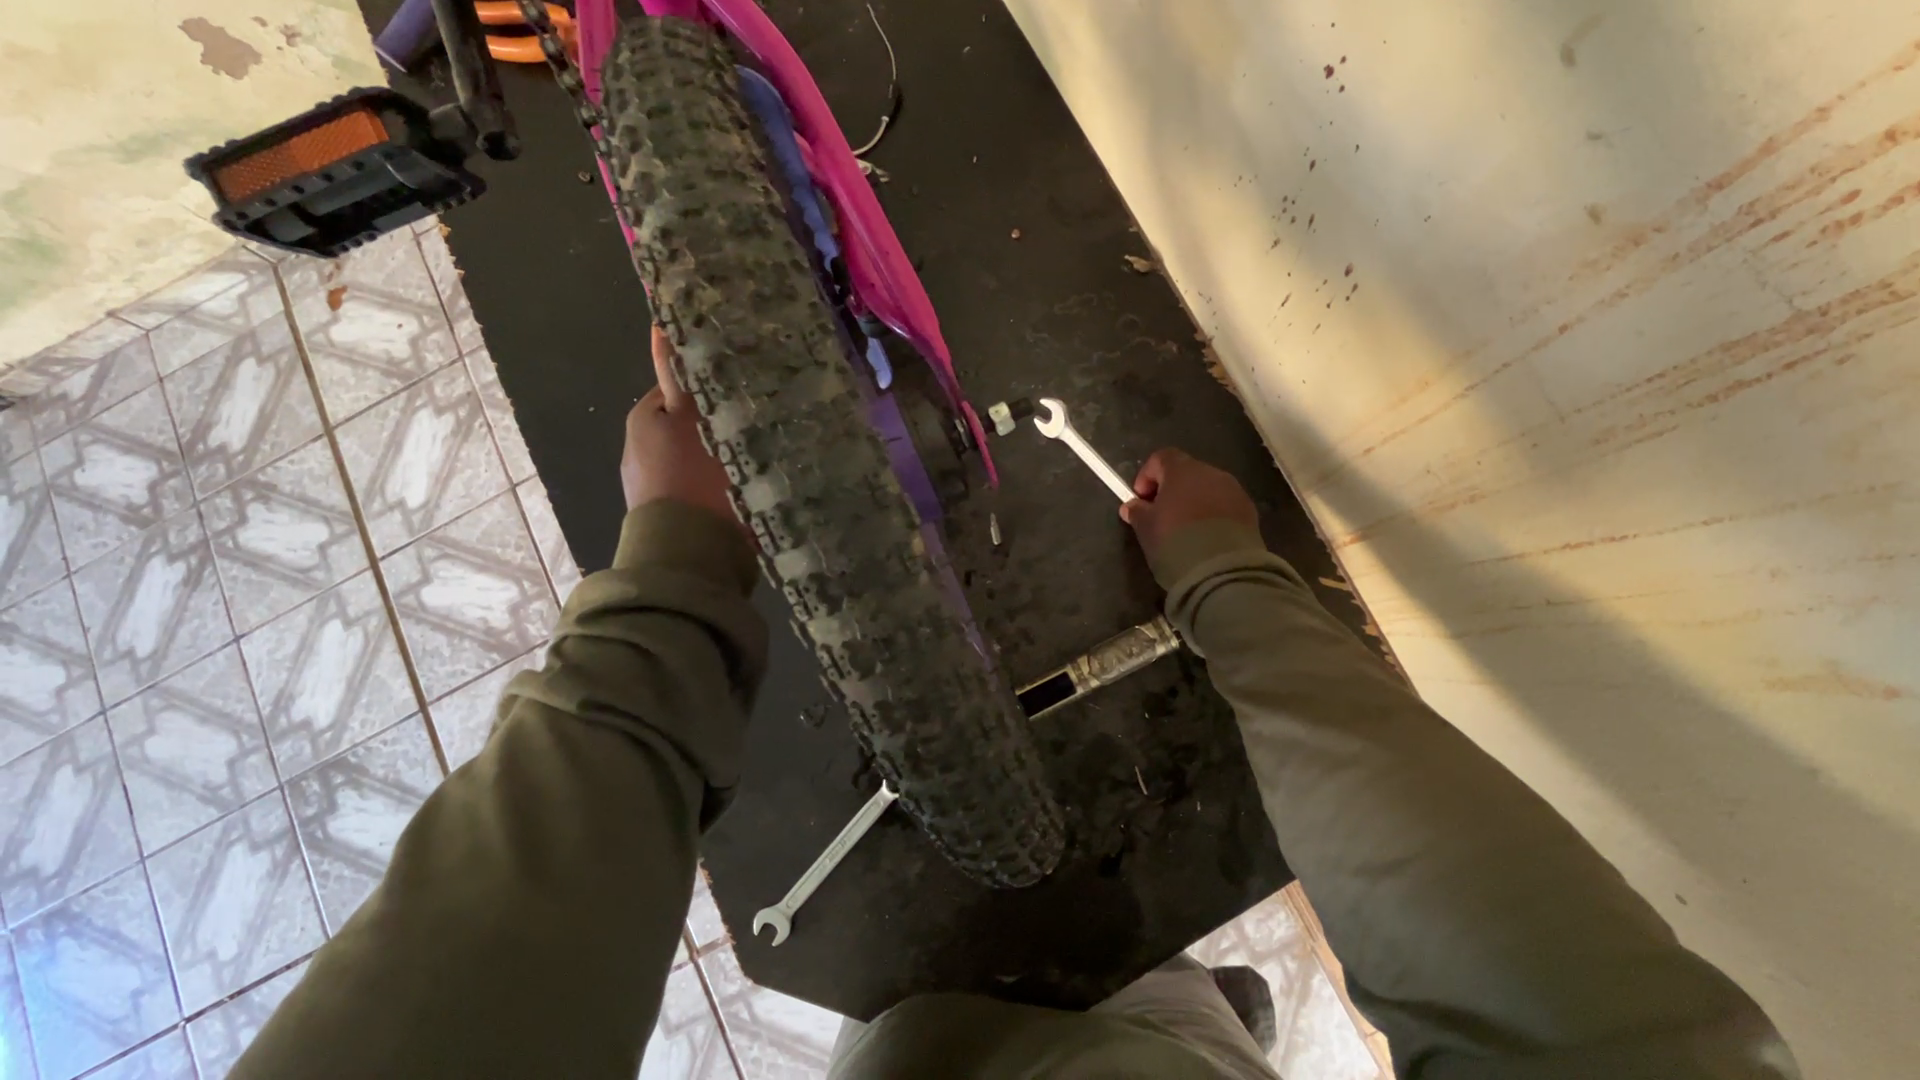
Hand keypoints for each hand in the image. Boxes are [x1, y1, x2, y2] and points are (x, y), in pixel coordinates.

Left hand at [621, 326, 742, 531]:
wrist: (688, 553)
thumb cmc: (689, 476)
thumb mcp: (687, 418)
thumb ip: (676, 377)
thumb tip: (659, 327)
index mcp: (643, 420)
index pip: (677, 388)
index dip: (708, 387)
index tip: (739, 391)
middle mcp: (640, 451)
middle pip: (687, 424)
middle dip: (716, 423)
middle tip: (754, 425)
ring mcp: (655, 488)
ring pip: (696, 457)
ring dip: (720, 456)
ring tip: (756, 459)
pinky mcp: (676, 517)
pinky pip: (701, 488)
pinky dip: (719, 485)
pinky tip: (744, 489)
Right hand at [1119, 448, 1257, 559]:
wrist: (1221, 569)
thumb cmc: (1175, 541)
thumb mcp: (1146, 529)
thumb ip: (1138, 513)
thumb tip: (1132, 506)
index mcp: (1182, 471)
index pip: (1161, 458)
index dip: (1147, 475)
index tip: (1140, 499)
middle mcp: (1211, 473)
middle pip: (1187, 472)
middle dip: (1172, 490)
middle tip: (1162, 516)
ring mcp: (1234, 491)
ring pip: (1208, 489)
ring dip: (1195, 502)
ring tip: (1186, 530)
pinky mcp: (1249, 512)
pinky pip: (1225, 506)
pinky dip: (1213, 515)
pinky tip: (1206, 539)